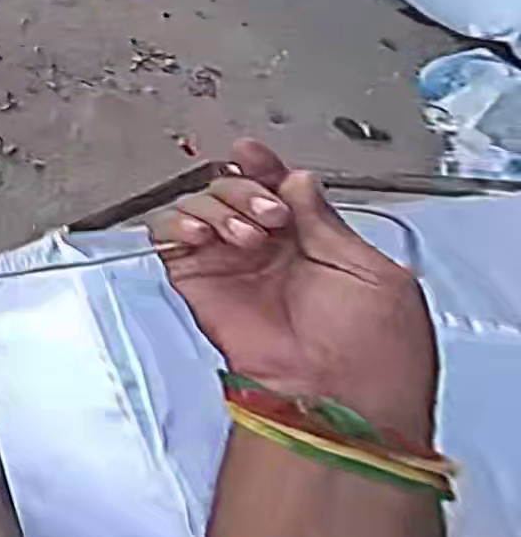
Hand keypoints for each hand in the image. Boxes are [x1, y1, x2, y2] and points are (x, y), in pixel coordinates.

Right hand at [148, 139, 436, 441]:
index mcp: (307, 240)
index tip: (250, 149)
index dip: (261, 165)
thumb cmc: (372, 346)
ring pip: (193, 203)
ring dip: (216, 209)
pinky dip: (176, 223)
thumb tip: (294, 178)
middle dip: (244, 191)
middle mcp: (260, 243)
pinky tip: (202, 235)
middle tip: (269, 216)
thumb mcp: (370, 272)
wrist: (331, 387)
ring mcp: (221, 256)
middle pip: (228, 188)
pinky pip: (163, 231)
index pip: (274, 188)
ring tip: (244, 238)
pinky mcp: (187, 270)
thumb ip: (325, 221)